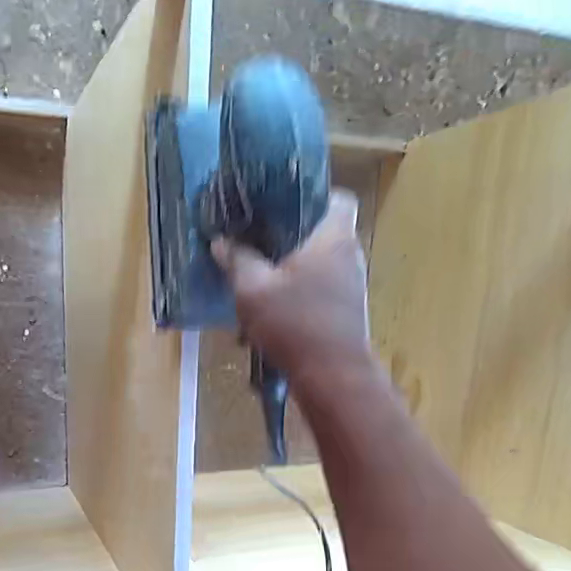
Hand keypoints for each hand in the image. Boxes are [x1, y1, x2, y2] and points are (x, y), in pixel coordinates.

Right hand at [212, 189, 373, 385]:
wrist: (331, 375)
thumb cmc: (294, 322)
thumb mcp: (251, 288)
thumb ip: (237, 259)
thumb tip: (221, 240)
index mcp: (333, 238)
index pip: (337, 198)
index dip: (309, 196)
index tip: (277, 206)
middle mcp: (348, 255)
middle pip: (320, 231)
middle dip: (287, 235)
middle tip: (253, 240)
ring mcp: (350, 285)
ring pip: (315, 262)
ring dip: (286, 268)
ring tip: (253, 278)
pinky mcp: (343, 310)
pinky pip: (316, 287)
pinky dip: (293, 291)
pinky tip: (265, 309)